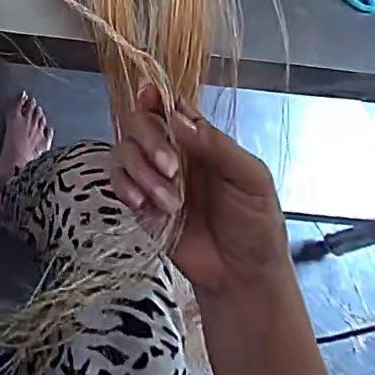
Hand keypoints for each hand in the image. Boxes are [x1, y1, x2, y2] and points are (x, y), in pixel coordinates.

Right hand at [112, 83, 290, 301]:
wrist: (243, 277)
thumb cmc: (256, 224)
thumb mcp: (250, 178)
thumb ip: (217, 145)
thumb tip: (178, 118)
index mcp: (201, 139)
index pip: (172, 106)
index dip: (156, 97)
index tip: (148, 98)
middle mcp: (173, 151)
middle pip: (140, 122)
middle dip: (149, 140)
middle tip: (171, 168)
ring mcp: (154, 177)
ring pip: (124, 150)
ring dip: (141, 171)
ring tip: (170, 202)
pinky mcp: (141, 203)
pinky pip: (118, 181)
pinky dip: (124, 187)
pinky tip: (142, 203)